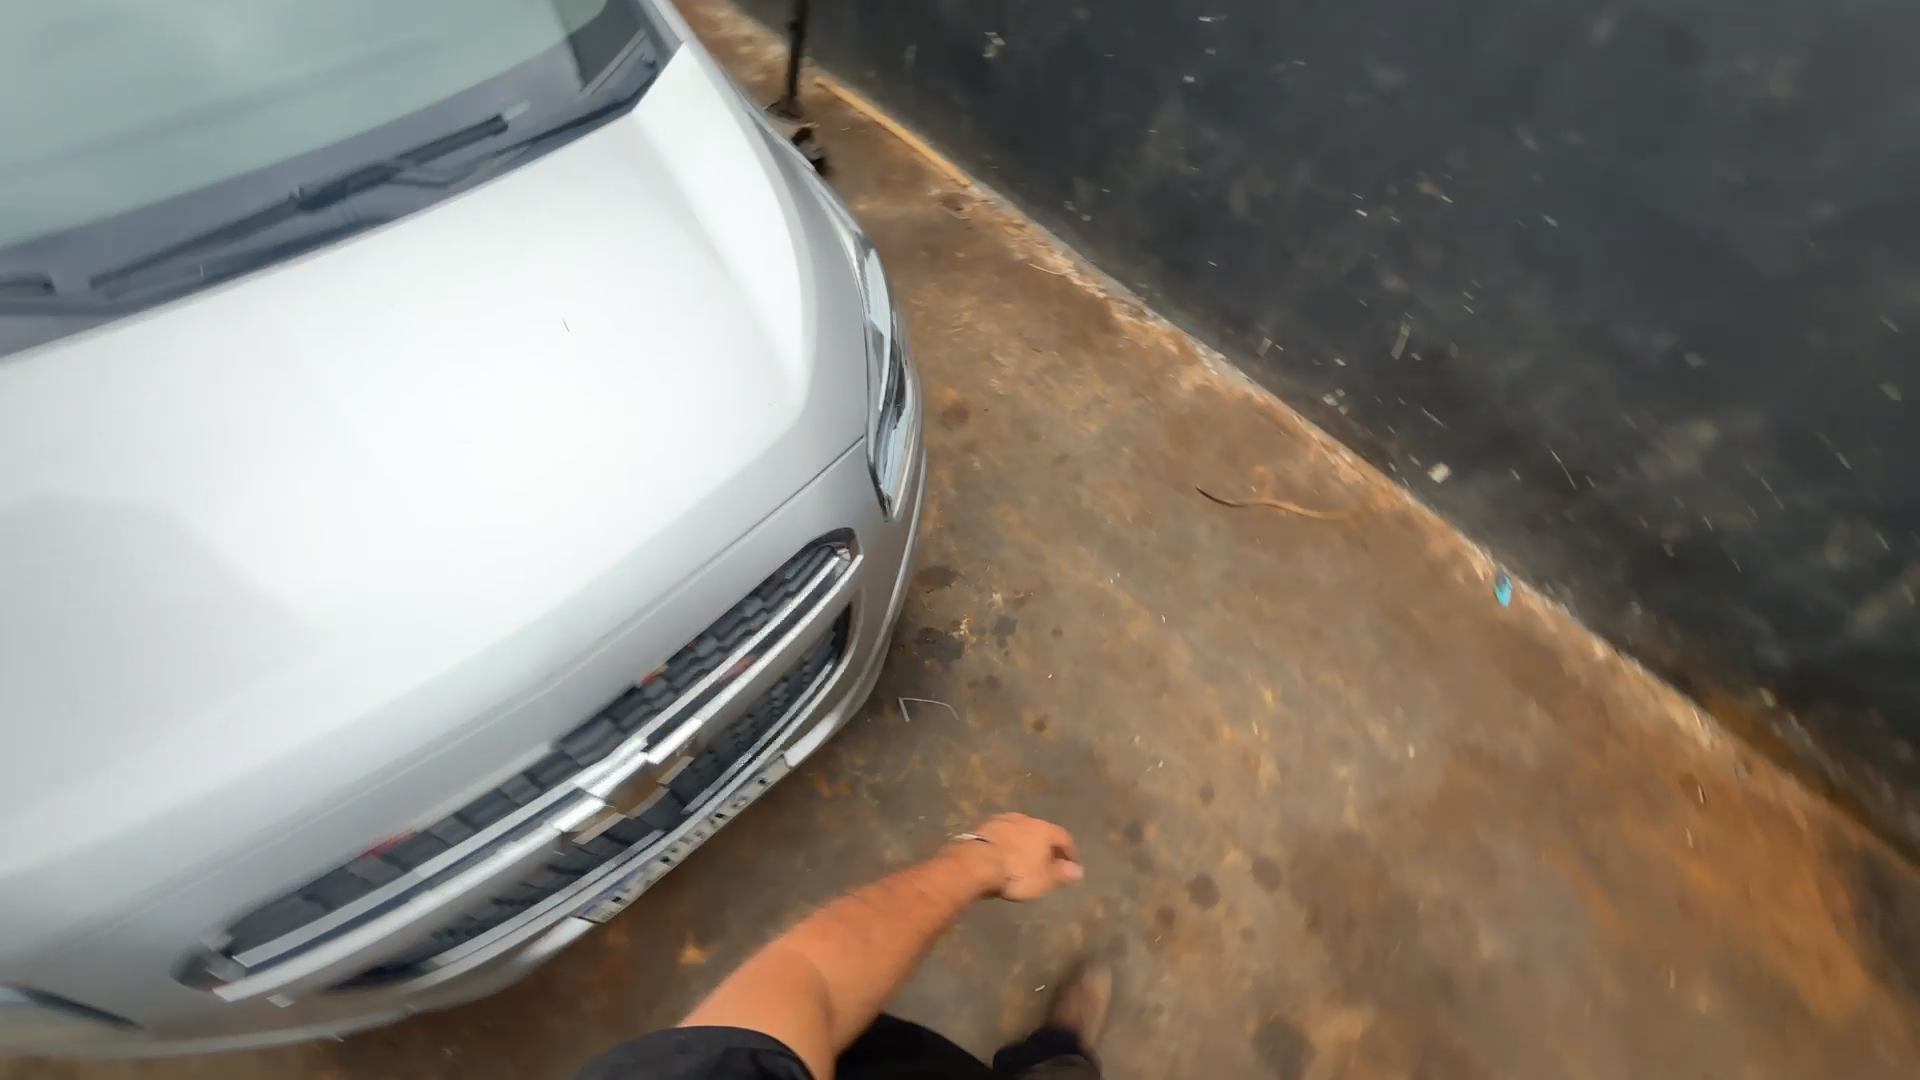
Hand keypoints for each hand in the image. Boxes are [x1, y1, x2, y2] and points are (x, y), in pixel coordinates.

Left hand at [954, 813, 1082, 900]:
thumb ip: (1062, 873)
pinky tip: (1006, 855)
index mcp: (1044, 828)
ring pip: (1022, 831)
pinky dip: (1009, 844)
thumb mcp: (1044, 879)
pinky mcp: (985, 826)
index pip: (1064, 837)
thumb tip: (1078, 870)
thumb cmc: (1016, 872)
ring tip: (1026, 859)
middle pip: (1042, 831)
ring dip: (1026, 843)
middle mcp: (1025, 818)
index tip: (1072, 865)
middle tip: (1049, 862)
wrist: (976, 862)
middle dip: (1047, 846)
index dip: (1070, 852)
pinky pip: (1004, 835)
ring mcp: (1003, 820)